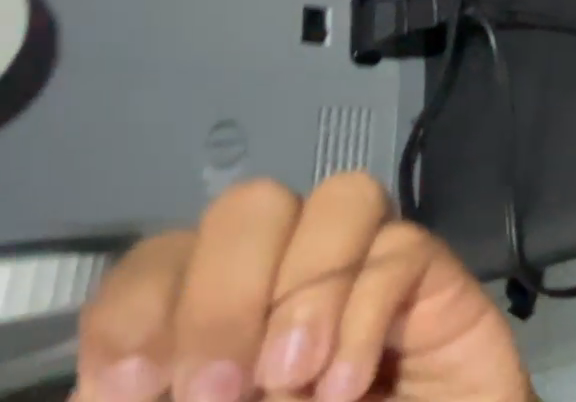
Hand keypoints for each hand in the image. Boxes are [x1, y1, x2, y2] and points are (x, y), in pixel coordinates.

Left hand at [76, 174, 528, 401]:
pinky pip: (403, 248)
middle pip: (252, 207)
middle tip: (225, 390)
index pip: (161, 256)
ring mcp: (367, 266)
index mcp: (210, 320)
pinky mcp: (433, 275)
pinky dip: (365, 315)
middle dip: (224, 296)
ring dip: (305, 289)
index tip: (135, 388)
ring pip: (342, 199)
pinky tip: (349, 384)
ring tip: (294, 375)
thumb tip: (176, 373)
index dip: (138, 306)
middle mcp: (288, 275)